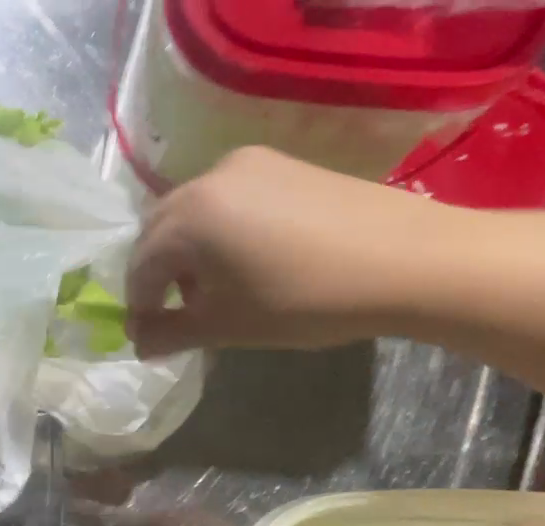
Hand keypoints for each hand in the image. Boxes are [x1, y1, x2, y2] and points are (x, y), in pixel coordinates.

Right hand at [126, 146, 445, 356]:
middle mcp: (208, 178)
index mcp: (187, 217)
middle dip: (157, 274)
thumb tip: (138, 342)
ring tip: (212, 290)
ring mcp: (249, 164)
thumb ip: (169, 333)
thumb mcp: (225, 327)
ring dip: (186, 252)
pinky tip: (244, 261)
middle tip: (174, 313)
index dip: (139, 306)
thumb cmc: (302, 300)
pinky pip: (227, 199)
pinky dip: (218, 231)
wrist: (406, 260)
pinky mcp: (283, 164)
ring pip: (193, 212)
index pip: (139, 265)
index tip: (150, 337)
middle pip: (159, 231)